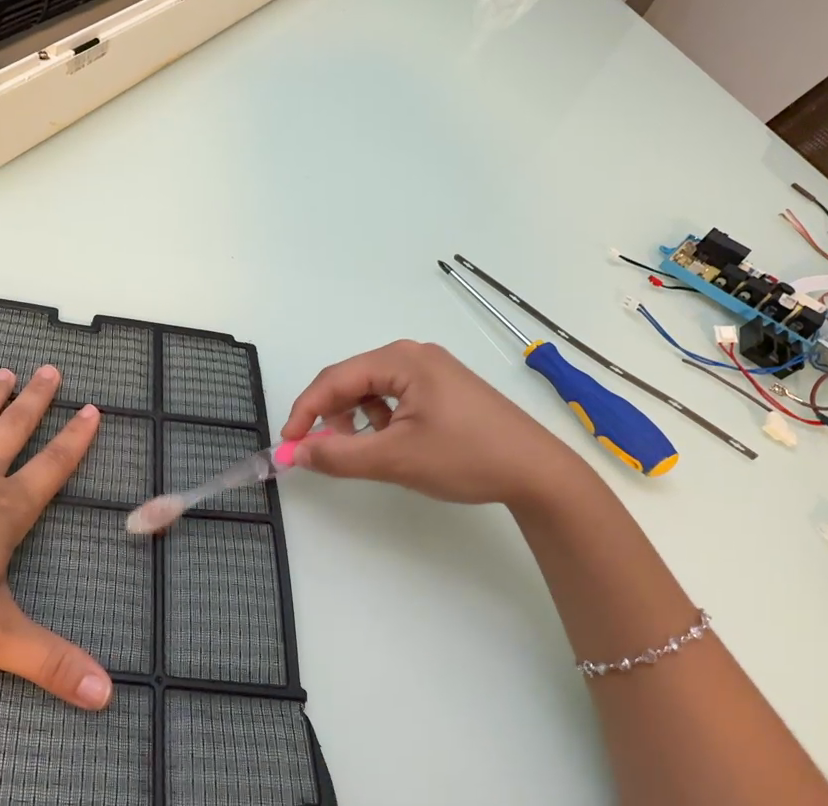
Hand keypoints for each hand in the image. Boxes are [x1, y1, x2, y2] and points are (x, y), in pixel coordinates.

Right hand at [281, 340, 584, 507]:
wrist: (539, 473)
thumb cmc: (467, 457)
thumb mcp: (395, 459)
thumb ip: (339, 455)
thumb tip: (296, 454)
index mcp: (401, 359)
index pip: (334, 379)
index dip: (305, 412)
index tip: (288, 446)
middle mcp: (413, 354)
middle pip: (352, 380)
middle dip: (331, 416)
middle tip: (325, 452)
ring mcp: (432, 369)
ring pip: (372, 390)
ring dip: (356, 419)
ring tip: (366, 451)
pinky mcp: (445, 388)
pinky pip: (395, 396)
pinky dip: (381, 419)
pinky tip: (393, 443)